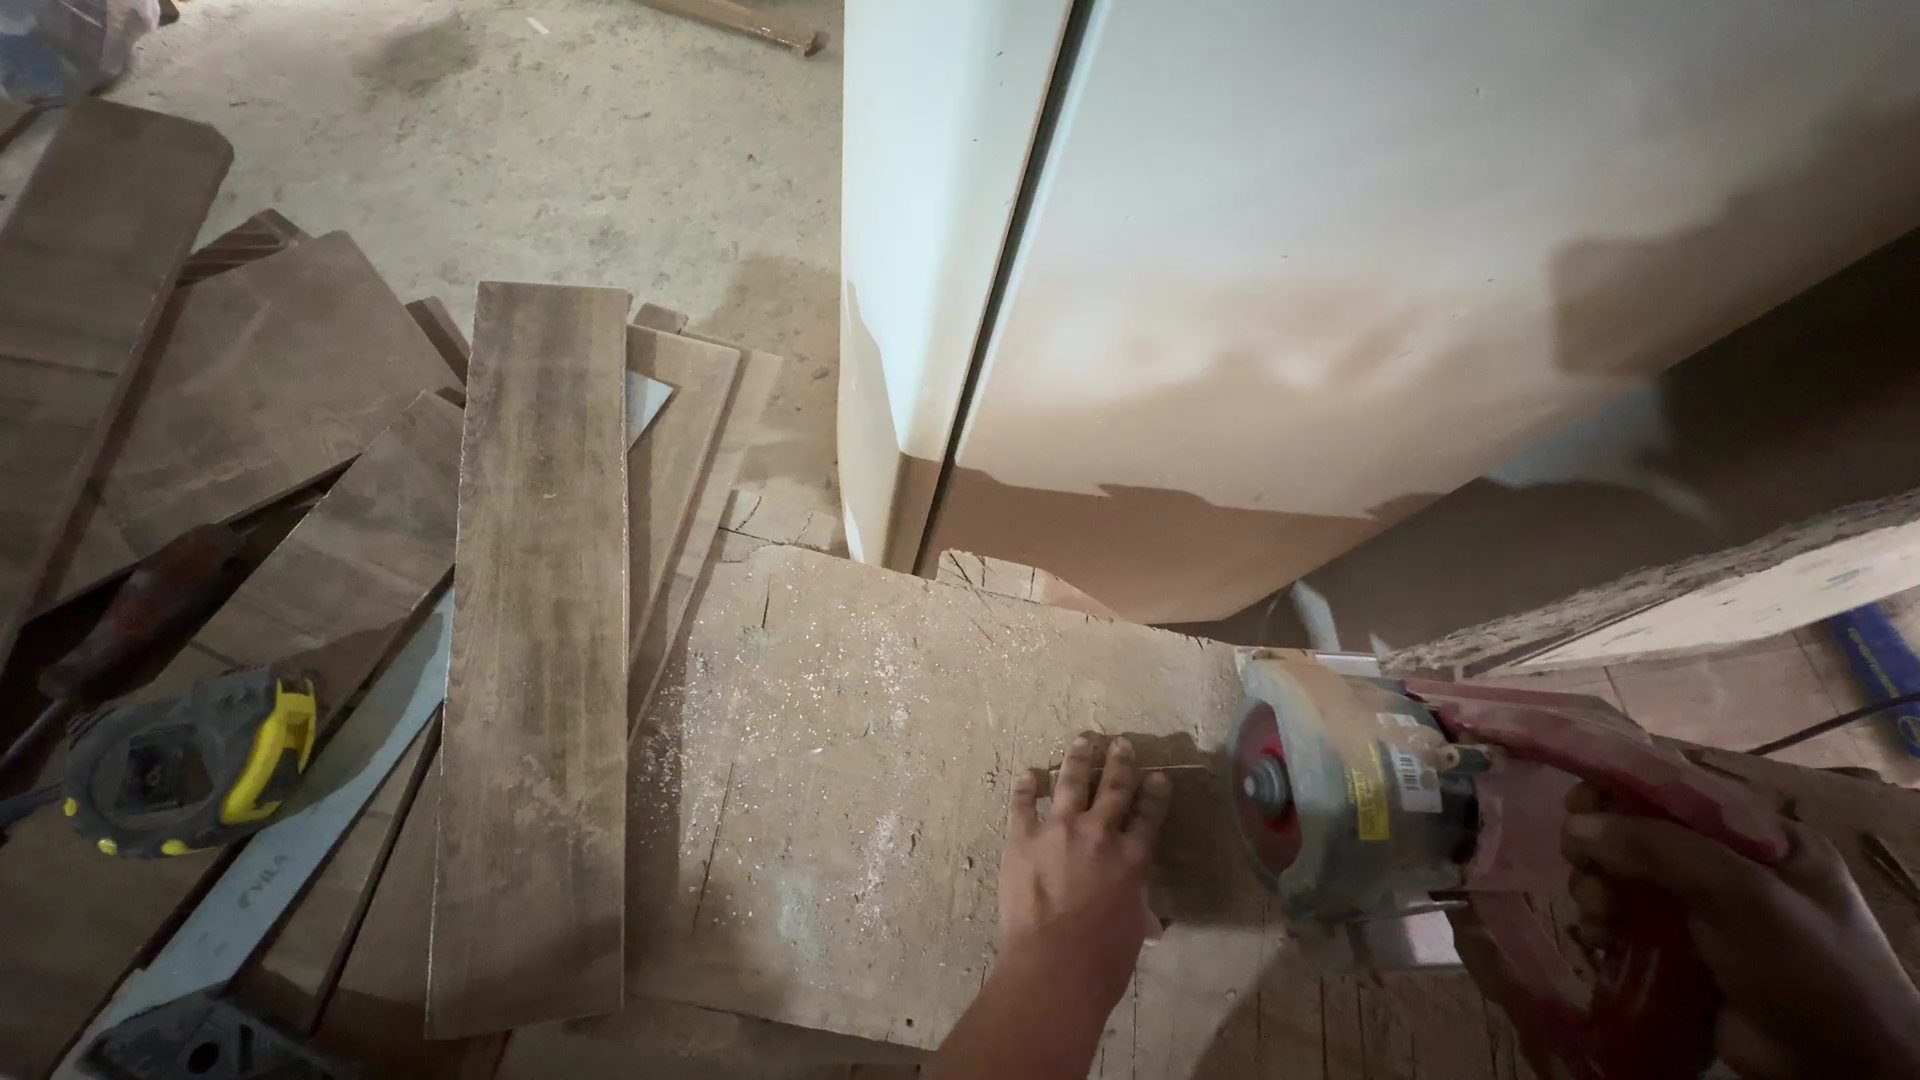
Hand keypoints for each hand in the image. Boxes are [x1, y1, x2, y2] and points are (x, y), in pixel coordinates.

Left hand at [929, 736, 1171, 1079]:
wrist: (1054, 964)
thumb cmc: (1103, 959)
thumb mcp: (1132, 929)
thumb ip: (1136, 907)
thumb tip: (1148, 919)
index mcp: (1131, 858)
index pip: (1148, 816)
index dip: (1154, 794)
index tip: (1157, 776)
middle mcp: (1099, 834)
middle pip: (1114, 789)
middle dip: (1120, 763)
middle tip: (1121, 743)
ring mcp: (1059, 830)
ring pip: (1071, 783)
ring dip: (1077, 759)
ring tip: (1082, 740)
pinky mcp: (1023, 838)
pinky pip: (1023, 804)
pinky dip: (1025, 787)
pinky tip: (1027, 774)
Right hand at [1563, 783, 1919, 1079]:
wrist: (1846, 1079)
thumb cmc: (1811, 973)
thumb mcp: (1745, 896)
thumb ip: (1659, 848)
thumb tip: (1573, 825)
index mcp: (1761, 838)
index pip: (1673, 792)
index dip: (1617, 792)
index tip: (1576, 807)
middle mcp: (1729, 865)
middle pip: (1635, 834)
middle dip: (1600, 852)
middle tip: (1585, 873)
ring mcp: (1702, 909)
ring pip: (1619, 877)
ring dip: (1594, 892)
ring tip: (1598, 919)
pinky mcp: (1678, 948)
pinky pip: (1620, 919)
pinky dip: (1600, 924)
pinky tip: (1599, 940)